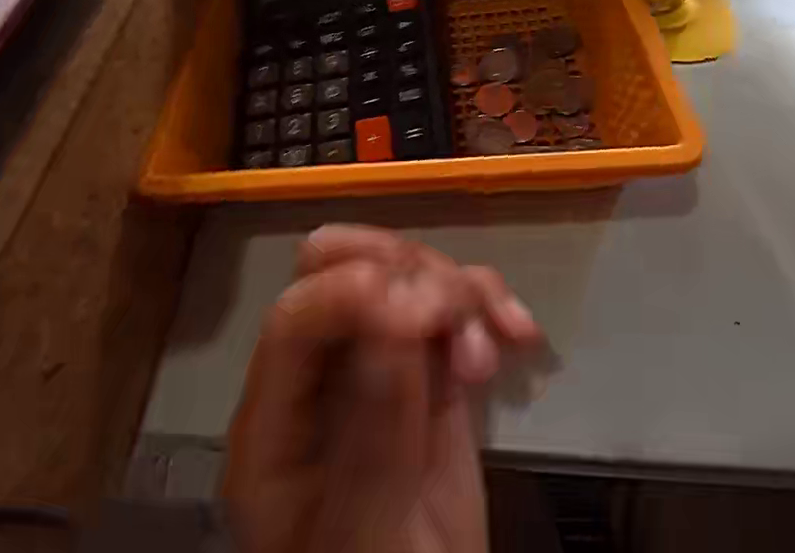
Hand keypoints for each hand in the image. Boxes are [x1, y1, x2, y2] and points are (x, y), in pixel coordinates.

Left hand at [225, 225, 542, 552]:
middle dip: (402, 273)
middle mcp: (319, 376)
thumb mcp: (367, 537)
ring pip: (403, 276)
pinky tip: (518, 333)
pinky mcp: (429, 371)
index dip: (347, 296)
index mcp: (276, 420)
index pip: (294, 321)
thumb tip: (393, 317)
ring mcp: (377, 365)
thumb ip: (375, 435)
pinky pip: (451, 309)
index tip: (415, 313)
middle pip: (341, 269)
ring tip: (484, 360)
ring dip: (454, 292)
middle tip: (451, 310)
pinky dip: (486, 304)